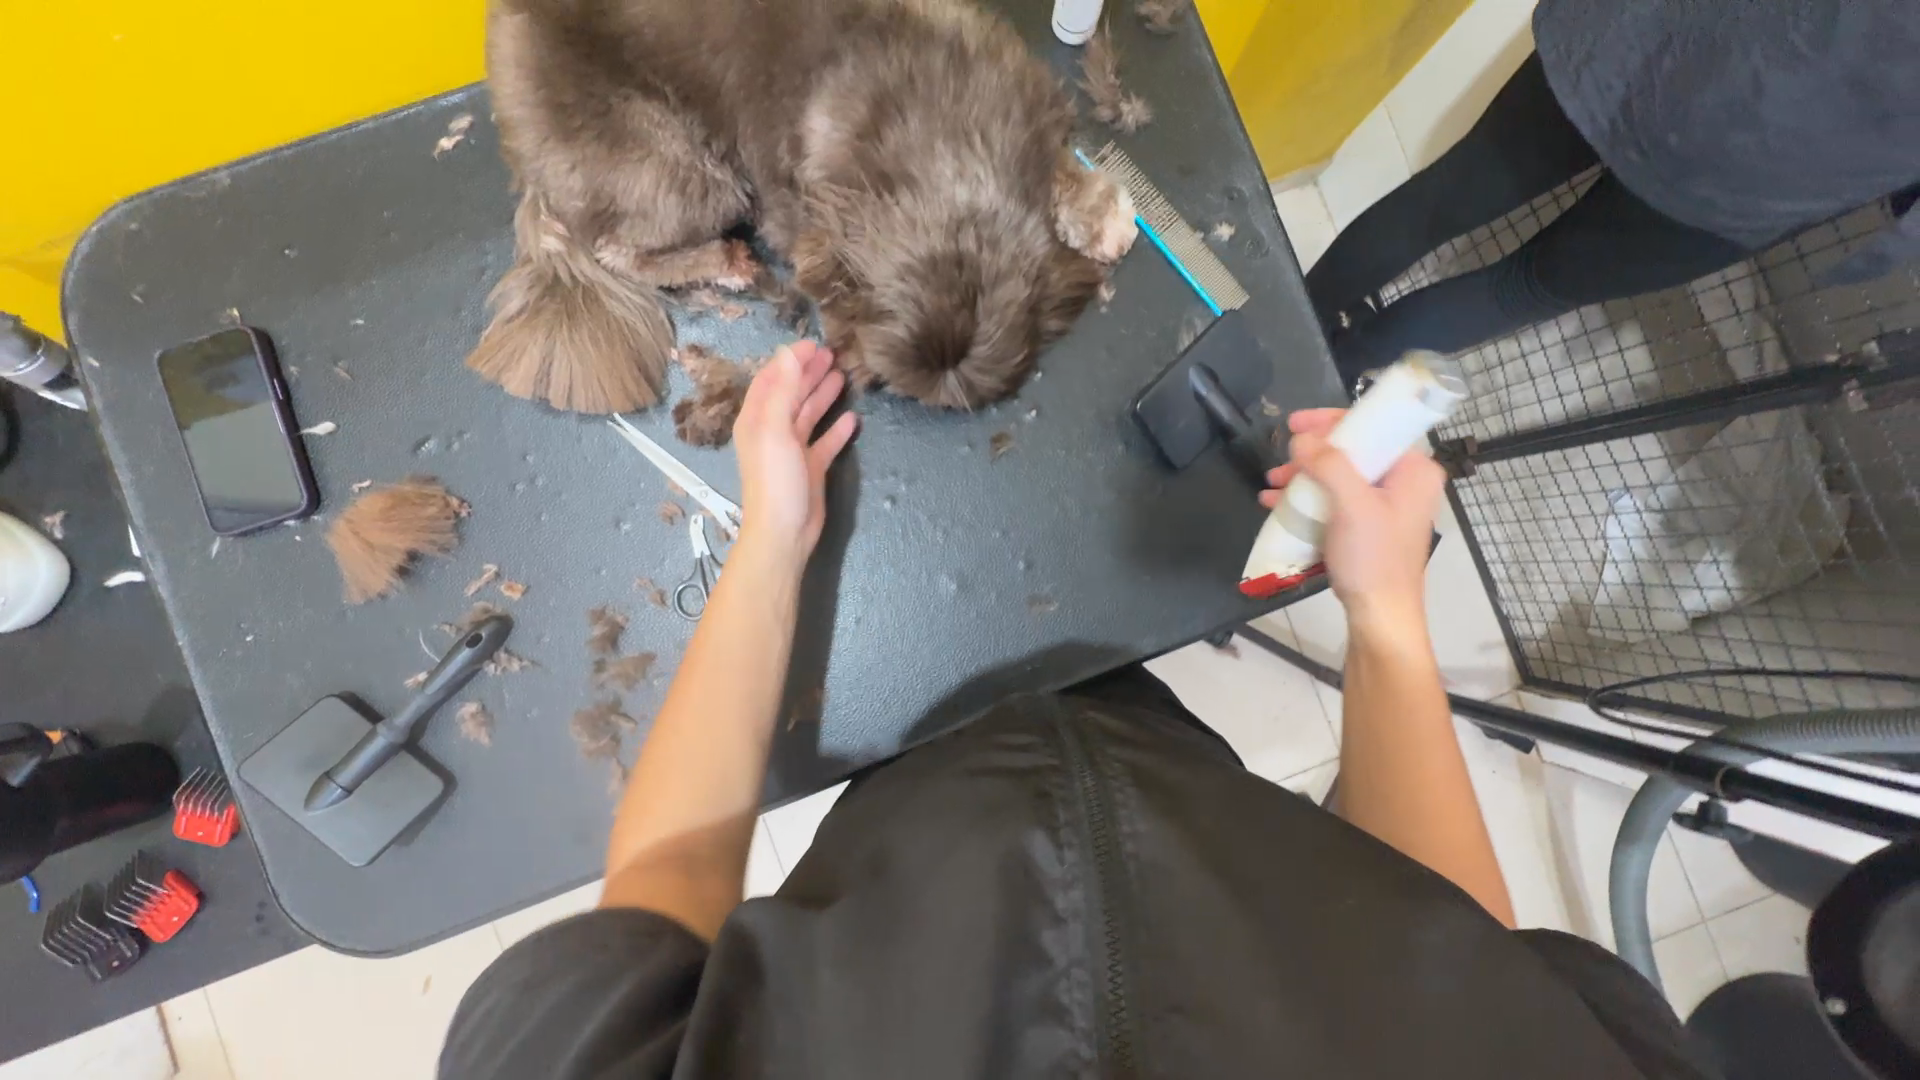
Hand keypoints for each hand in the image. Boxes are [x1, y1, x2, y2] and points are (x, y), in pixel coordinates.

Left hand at [732, 341, 858, 565]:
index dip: (790, 361)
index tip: (812, 344)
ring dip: (823, 395)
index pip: (772, 380)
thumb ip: (782, 390)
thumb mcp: (775, 429)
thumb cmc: (775, 479)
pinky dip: (837, 429)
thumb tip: (788, 352)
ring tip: (842, 376)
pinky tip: (853, 419)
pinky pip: (825, 442)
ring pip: (809, 415)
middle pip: (791, 394)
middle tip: (832, 354)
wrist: (784, 530)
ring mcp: (792, 451)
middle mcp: (772, 431)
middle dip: (809, 373)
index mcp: (757, 420)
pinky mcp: (811, 468)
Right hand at [1259, 408, 1444, 636]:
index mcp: (1413, 470)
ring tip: (1272, 486)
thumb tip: (1301, 439)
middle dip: (1311, 454)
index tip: (1294, 424)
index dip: (1332, 420)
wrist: (1379, 613)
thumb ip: (1329, 465)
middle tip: (1280, 460)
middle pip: (1352, 450)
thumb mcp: (1351, 506)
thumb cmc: (1373, 558)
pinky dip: (1308, 498)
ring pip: (1339, 475)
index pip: (1374, 427)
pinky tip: (1277, 504)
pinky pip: (1335, 498)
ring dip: (1304, 477)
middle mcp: (1403, 482)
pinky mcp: (1367, 525)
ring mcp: (1385, 505)